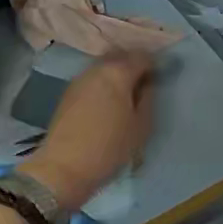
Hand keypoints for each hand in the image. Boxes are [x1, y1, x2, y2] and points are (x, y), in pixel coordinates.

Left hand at [19, 52, 157, 212]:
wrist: (63, 167)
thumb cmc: (109, 148)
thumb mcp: (141, 127)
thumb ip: (148, 99)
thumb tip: (147, 84)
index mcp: (118, 73)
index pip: (142, 57)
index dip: (154, 65)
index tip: (158, 79)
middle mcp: (97, 69)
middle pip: (120, 56)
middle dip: (133, 65)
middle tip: (142, 85)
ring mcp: (79, 79)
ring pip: (103, 67)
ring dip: (116, 74)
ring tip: (124, 96)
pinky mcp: (68, 92)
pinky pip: (91, 79)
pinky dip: (102, 83)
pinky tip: (105, 102)